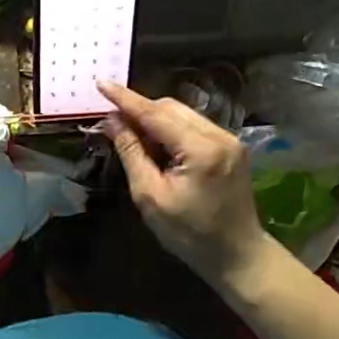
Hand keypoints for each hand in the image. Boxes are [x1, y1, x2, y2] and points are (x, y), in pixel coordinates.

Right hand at [98, 80, 275, 289]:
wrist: (236, 255)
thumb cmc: (188, 234)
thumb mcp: (150, 196)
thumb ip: (131, 152)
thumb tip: (112, 120)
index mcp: (200, 149)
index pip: (155, 113)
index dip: (125, 99)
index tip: (101, 83)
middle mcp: (219, 136)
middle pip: (170, 107)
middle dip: (138, 108)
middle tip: (109, 118)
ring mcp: (229, 140)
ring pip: (182, 114)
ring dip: (153, 118)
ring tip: (128, 132)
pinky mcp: (230, 147)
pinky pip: (193, 126)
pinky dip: (169, 128)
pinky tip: (154, 142)